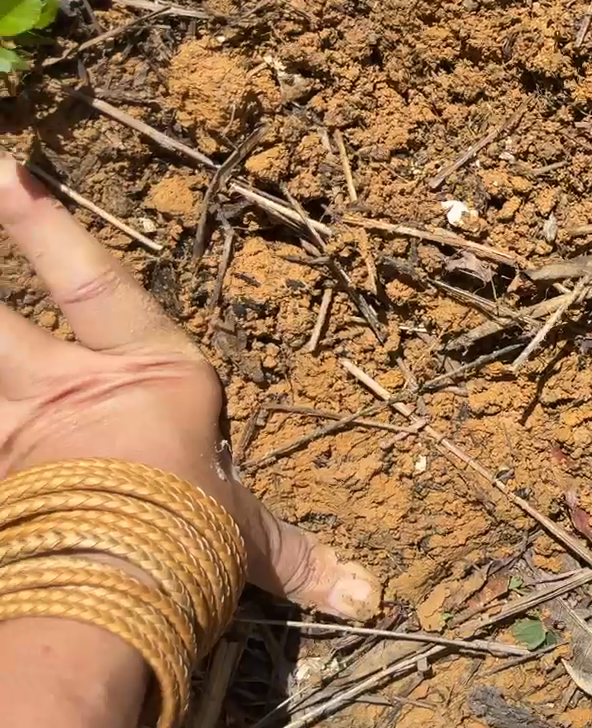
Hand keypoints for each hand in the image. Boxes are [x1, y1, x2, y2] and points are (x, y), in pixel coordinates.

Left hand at [0, 154, 379, 619]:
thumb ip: (302, 558)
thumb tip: (375, 596)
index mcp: (146, 382)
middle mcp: (67, 387)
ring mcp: (12, 417)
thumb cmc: (190, 531)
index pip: (97, 292)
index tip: (13, 176)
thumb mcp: (249, 542)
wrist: (118, 565)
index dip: (49, 236)